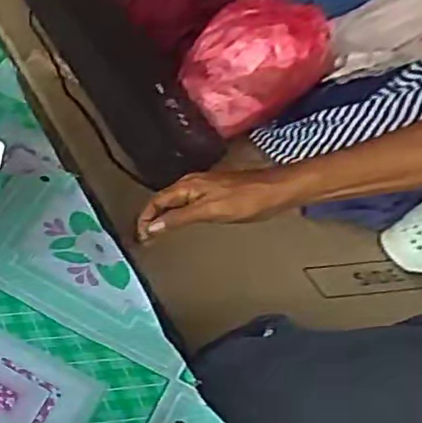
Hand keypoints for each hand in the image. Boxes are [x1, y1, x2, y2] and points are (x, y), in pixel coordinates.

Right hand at [136, 167, 304, 240]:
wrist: (281, 189)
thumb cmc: (248, 199)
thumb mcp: (208, 211)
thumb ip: (177, 219)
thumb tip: (152, 228)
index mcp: (187, 186)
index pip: (154, 203)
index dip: (144, 220)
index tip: (140, 238)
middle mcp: (191, 183)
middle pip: (160, 202)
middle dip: (149, 220)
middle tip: (143, 239)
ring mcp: (203, 187)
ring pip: (171, 204)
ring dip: (161, 219)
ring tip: (155, 234)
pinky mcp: (213, 193)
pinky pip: (184, 205)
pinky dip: (174, 216)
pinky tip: (176, 225)